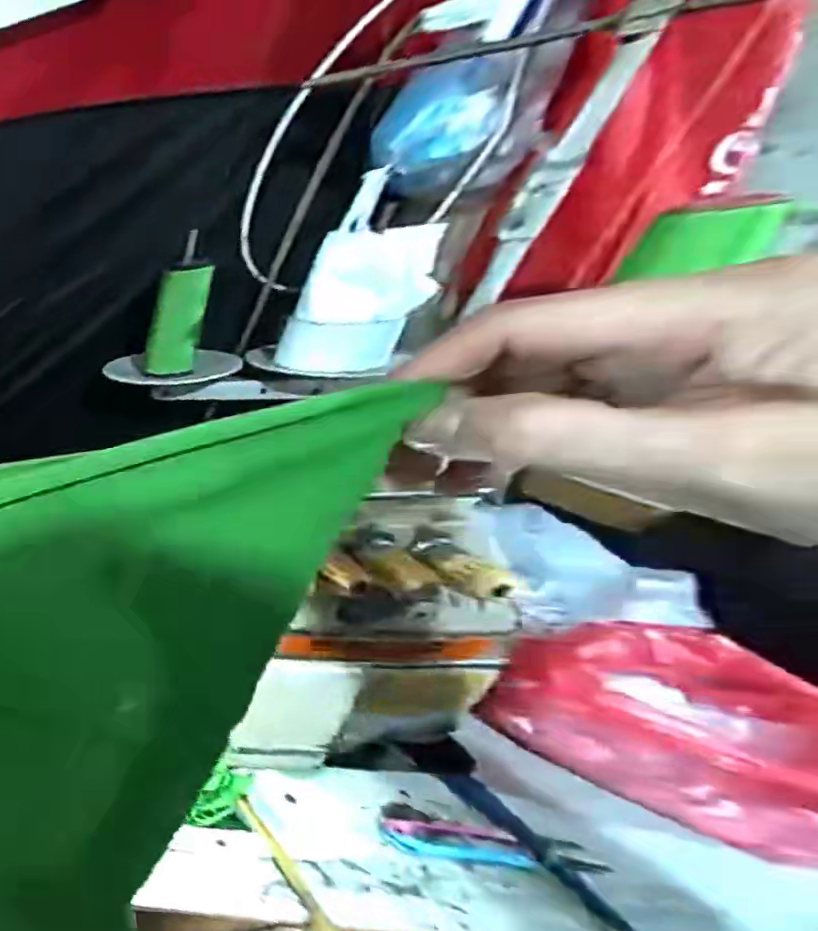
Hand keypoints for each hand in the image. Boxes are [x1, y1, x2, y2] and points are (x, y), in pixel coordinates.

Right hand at [394, 257, 817, 544]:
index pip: (529, 320)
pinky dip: (527, 428)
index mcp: (703, 308)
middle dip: (452, 397)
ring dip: (482, 417)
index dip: (440, 363)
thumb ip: (553, 437)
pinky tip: (492, 463)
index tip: (378, 414)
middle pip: (533, 342)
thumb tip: (429, 425)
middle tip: (393, 456)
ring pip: (551, 370)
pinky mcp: (702, 377)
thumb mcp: (705, 463)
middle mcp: (688, 311)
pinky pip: (587, 393)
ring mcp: (696, 345)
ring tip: (429, 470)